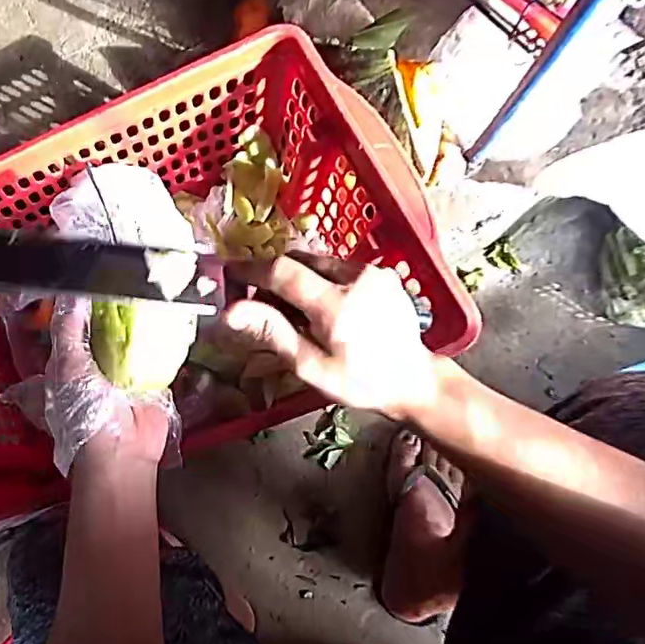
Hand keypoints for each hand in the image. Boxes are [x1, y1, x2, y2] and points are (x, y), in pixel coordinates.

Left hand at [46, 297, 176, 469]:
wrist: (123, 451)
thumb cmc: (84, 414)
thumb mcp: (67, 365)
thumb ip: (68, 330)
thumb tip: (73, 295)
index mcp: (66, 365)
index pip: (70, 327)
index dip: (77, 306)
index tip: (89, 281)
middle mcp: (93, 368)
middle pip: (101, 330)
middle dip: (111, 311)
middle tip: (122, 281)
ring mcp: (122, 375)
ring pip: (129, 340)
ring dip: (137, 323)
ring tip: (145, 290)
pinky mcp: (148, 381)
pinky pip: (155, 354)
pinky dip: (160, 340)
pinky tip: (165, 316)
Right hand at [218, 252, 442, 421]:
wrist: (414, 381)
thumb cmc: (361, 383)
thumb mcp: (312, 367)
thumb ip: (272, 333)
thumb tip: (231, 312)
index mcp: (336, 305)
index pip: (282, 271)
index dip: (251, 270)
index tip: (229, 273)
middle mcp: (356, 278)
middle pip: (298, 259)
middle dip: (273, 274)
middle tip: (258, 299)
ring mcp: (372, 272)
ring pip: (318, 260)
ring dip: (297, 276)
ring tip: (292, 308)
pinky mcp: (382, 273)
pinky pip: (338, 266)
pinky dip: (320, 278)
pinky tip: (320, 306)